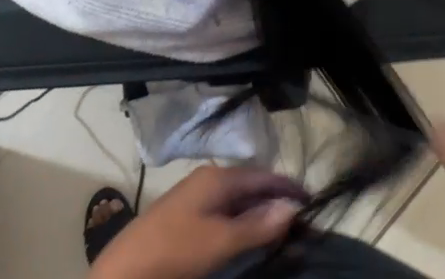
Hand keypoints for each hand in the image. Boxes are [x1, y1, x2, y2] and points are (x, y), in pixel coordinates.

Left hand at [88, 168, 305, 278]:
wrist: (129, 267)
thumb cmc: (178, 249)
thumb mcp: (223, 240)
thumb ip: (258, 224)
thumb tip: (292, 206)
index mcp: (217, 177)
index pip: (262, 175)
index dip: (288, 187)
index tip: (315, 203)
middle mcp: (208, 180)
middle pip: (252, 185)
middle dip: (278, 202)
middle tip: (306, 225)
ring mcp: (197, 197)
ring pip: (240, 200)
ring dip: (262, 214)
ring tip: (287, 232)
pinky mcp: (190, 215)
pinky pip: (227, 212)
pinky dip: (246, 223)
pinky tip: (255, 237)